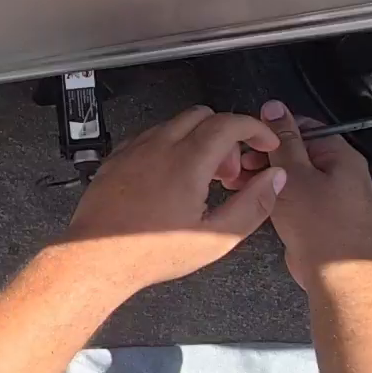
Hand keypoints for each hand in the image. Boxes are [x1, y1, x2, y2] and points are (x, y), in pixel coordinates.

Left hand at [58, 105, 285, 290]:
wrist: (98, 256)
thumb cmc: (149, 252)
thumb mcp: (216, 238)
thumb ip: (254, 204)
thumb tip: (273, 181)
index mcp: (185, 162)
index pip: (228, 122)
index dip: (254, 128)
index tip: (263, 142)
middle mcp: (156, 148)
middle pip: (202, 116)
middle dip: (226, 135)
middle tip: (229, 171)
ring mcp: (132, 151)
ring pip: (173, 124)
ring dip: (196, 140)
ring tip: (200, 180)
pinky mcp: (115, 159)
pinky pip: (148, 137)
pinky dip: (168, 146)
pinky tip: (171, 178)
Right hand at [247, 100, 371, 284]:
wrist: (333, 272)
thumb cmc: (317, 222)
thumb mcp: (292, 174)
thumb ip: (282, 140)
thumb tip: (274, 107)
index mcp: (341, 156)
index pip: (304, 127)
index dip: (272, 131)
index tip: (247, 140)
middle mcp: (341, 172)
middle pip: (297, 151)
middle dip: (264, 156)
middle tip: (238, 166)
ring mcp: (333, 195)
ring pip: (293, 174)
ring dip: (266, 176)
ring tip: (240, 184)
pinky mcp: (321, 214)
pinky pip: (296, 194)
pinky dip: (275, 193)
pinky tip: (256, 199)